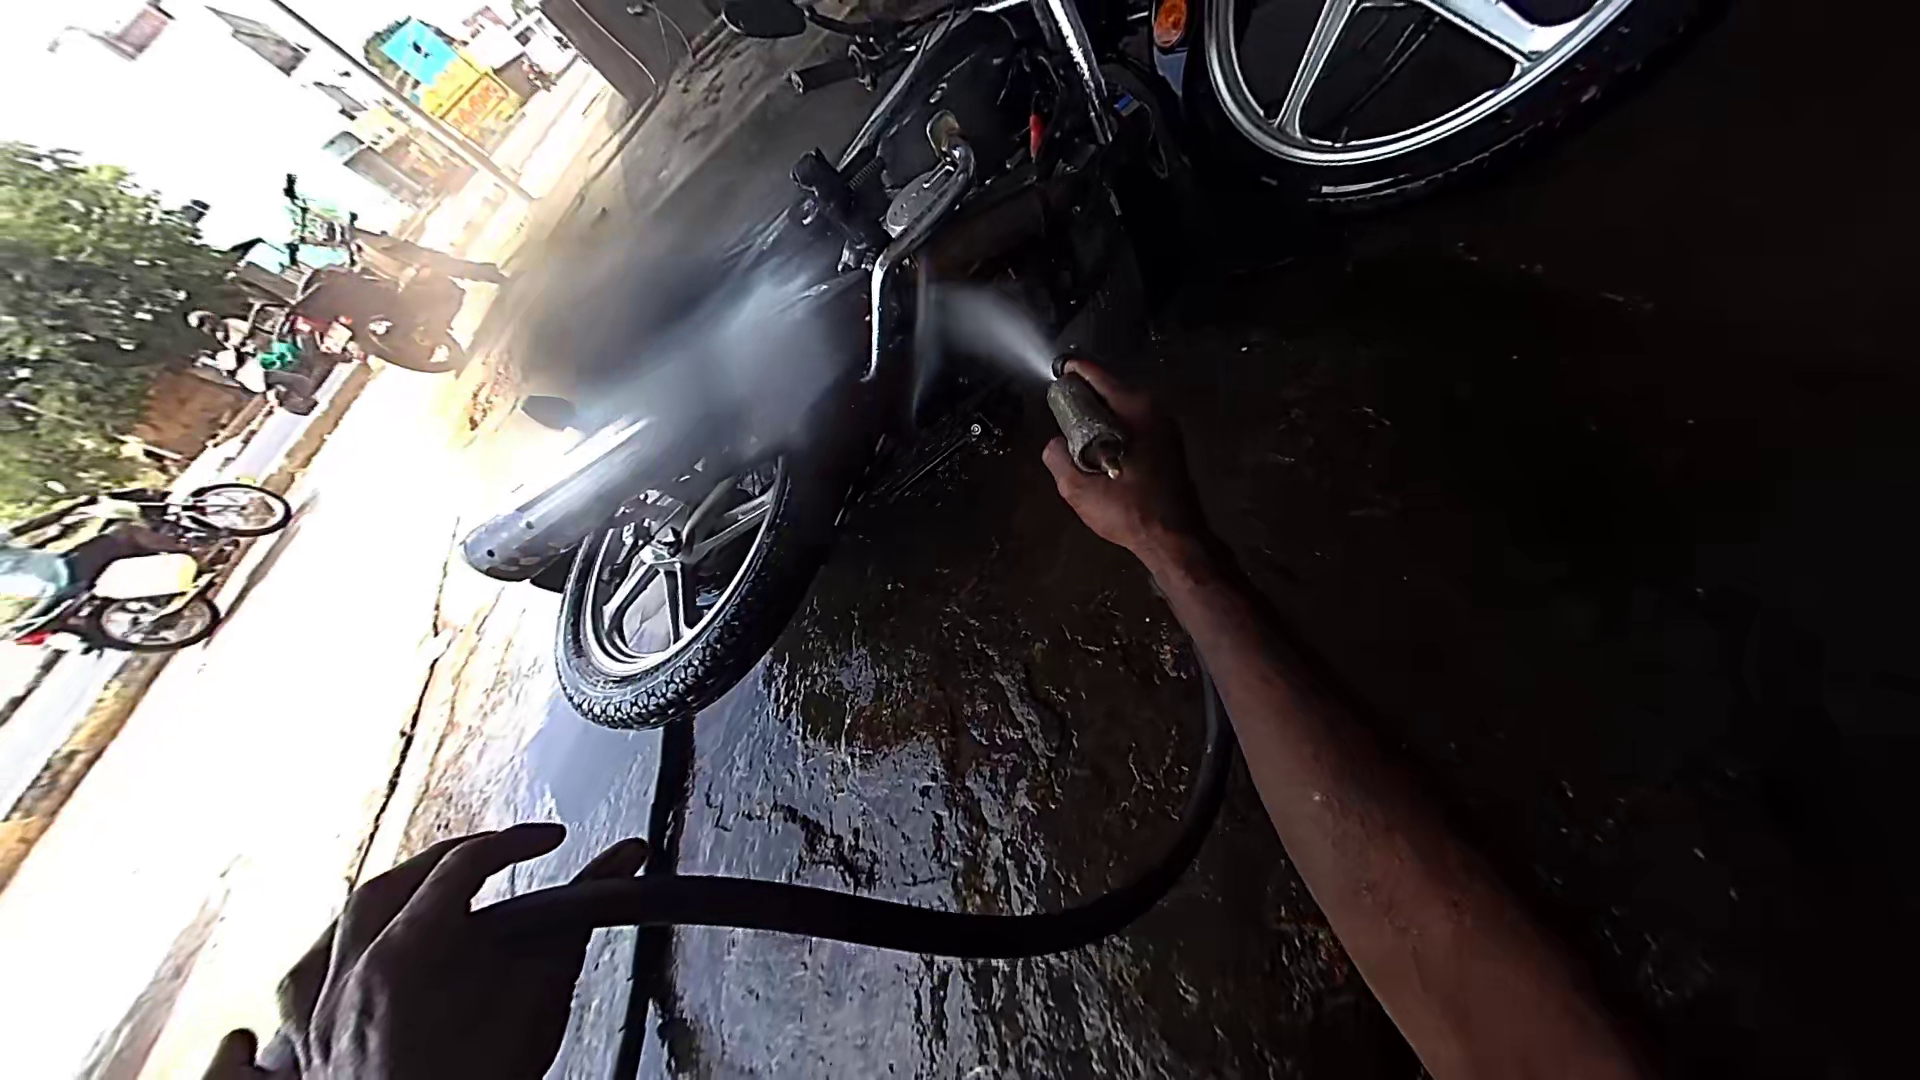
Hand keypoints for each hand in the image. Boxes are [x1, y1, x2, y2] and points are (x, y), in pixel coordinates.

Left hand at [201, 823, 647, 1079]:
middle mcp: (348, 981)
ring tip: (406, 899)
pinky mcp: (304, 1077)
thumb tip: (629, 853)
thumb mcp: (549, 973)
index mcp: (409, 949)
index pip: (464, 864)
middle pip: (387, 889)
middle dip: (447, 858)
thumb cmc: (489, 1067)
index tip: (550, 839)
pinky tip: (242, 1036)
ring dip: (367, 916)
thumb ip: (584, 905)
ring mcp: (313, 1032)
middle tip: (494, 851)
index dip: (515, 840)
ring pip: (318, 950)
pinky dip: (256, 1031)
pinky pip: (254, 1050)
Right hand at [1043, 360, 1208, 568]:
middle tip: (1061, 411)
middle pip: (1111, 391)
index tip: (1058, 371)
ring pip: (1122, 409)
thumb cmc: (1130, 512)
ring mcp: (1166, 427)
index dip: (1074, 372)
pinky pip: (1133, 425)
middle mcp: (1155, 412)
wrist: (1174, 538)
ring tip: (1075, 434)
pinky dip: (1113, 430)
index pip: (1099, 377)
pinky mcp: (1168, 445)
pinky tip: (1099, 452)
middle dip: (1084, 398)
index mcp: (1136, 412)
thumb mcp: (1079, 489)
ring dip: (1098, 417)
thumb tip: (1054, 444)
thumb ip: (1058, 458)